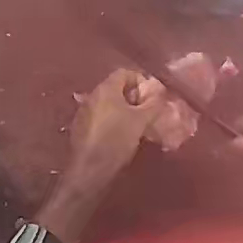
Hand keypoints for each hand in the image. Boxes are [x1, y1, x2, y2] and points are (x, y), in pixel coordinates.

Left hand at [37, 69, 162, 242]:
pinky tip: (121, 136)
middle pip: (117, 88)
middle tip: (147, 112)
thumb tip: (161, 89)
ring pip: (109, 103)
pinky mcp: (81, 127)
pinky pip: (101, 116)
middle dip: (134, 98)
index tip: (151, 97)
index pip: (125, 73)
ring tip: (137, 126)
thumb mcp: (141, 120)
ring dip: (124, 110)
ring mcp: (84, 111)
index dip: (141, 81)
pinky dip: (113, 121)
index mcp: (106, 89)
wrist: (90, 169)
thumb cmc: (117, 139)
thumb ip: (153, 103)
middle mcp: (92, 95)